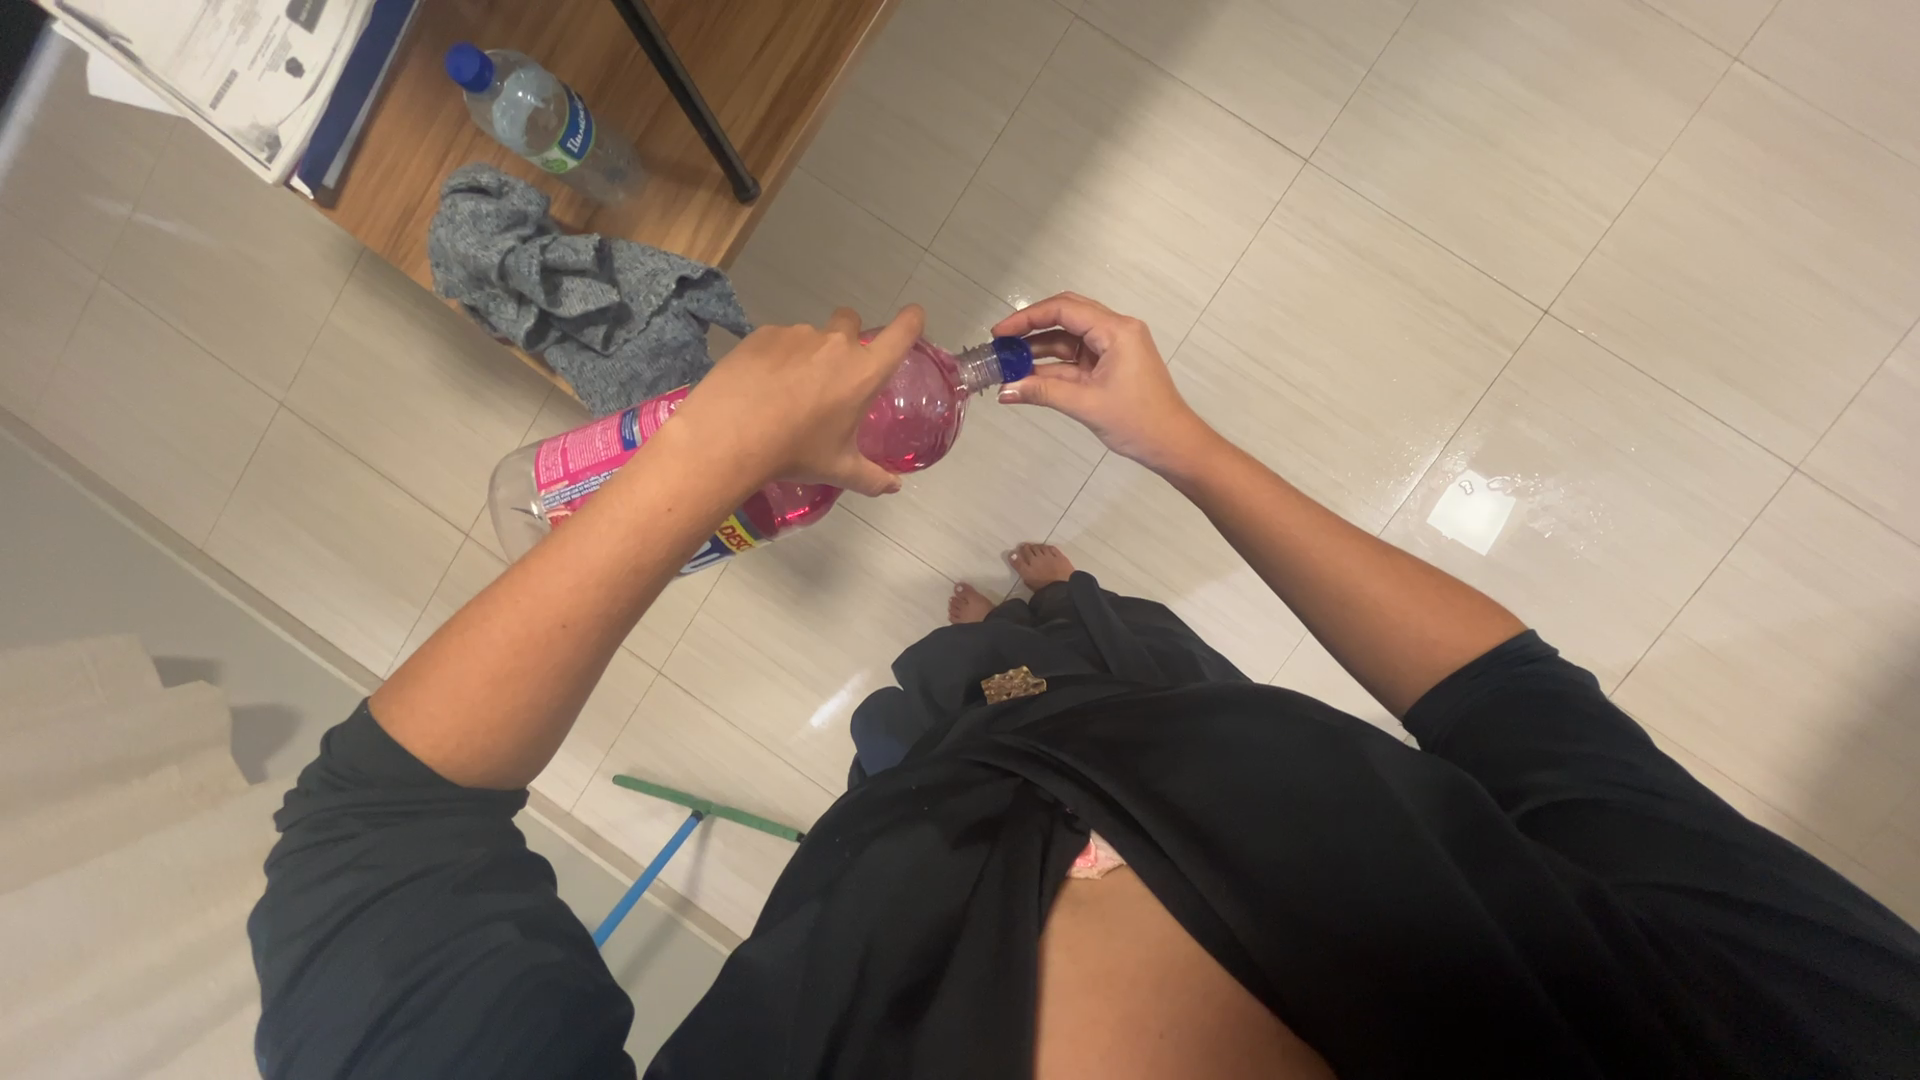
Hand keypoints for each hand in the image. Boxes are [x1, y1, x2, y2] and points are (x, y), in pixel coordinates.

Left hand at [662, 306, 922, 496]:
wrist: (729, 436)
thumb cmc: (795, 452)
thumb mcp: (838, 470)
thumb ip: (872, 478)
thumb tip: (894, 487)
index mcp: (863, 372)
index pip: (901, 333)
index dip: (912, 321)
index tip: (914, 318)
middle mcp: (835, 344)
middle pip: (851, 321)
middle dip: (849, 337)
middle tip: (833, 373)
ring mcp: (797, 334)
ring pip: (811, 335)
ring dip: (809, 353)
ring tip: (787, 390)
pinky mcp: (763, 335)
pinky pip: (779, 340)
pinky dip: (777, 357)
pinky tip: (761, 385)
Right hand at [992, 293, 1216, 472]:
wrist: (1172, 444)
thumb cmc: (1138, 422)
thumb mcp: (1086, 405)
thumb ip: (1043, 392)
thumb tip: (1004, 390)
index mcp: (1116, 331)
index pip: (1064, 310)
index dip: (1027, 318)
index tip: (999, 332)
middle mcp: (1116, 331)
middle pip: (1066, 316)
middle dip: (1031, 328)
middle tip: (1000, 343)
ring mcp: (1113, 348)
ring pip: (1068, 338)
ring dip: (1038, 350)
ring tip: (1007, 363)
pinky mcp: (1109, 365)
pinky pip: (1074, 358)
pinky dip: (1051, 366)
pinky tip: (1027, 377)